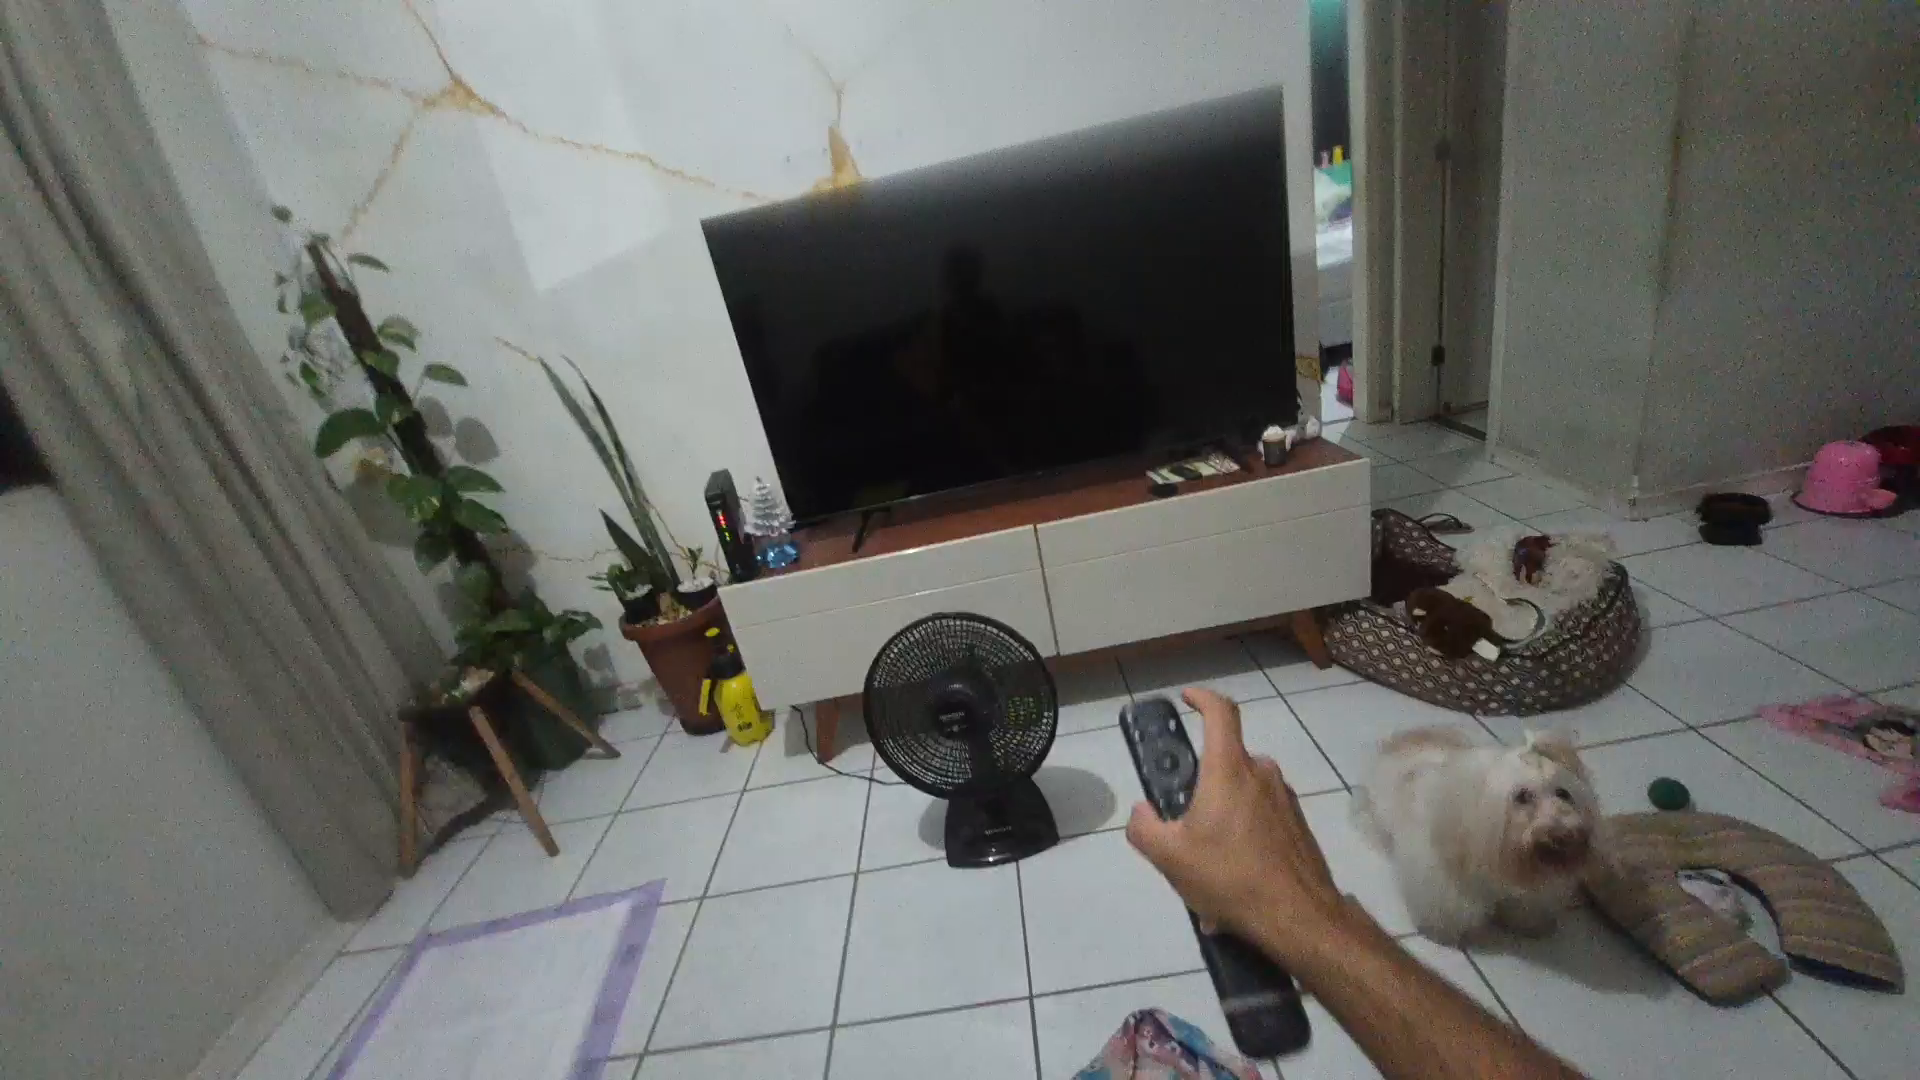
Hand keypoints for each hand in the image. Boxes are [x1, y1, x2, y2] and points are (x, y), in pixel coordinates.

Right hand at [1125, 687, 1347, 960]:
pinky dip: (1244, 841)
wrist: (1302, 921)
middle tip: (1185, 824)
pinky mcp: (1299, 828)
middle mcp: (1262, 774)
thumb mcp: (1169, 857)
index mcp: (1229, 769)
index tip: (1187, 699)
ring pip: (1243, 796)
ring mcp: (1286, 801)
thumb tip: (1142, 811)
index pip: (1221, 712)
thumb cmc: (1231, 877)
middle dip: (1202, 786)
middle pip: (1225, 761)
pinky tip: (1233, 883)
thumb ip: (1144, 827)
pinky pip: (1262, 821)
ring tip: (1208, 868)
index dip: (1202, 698)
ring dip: (1222, 820)